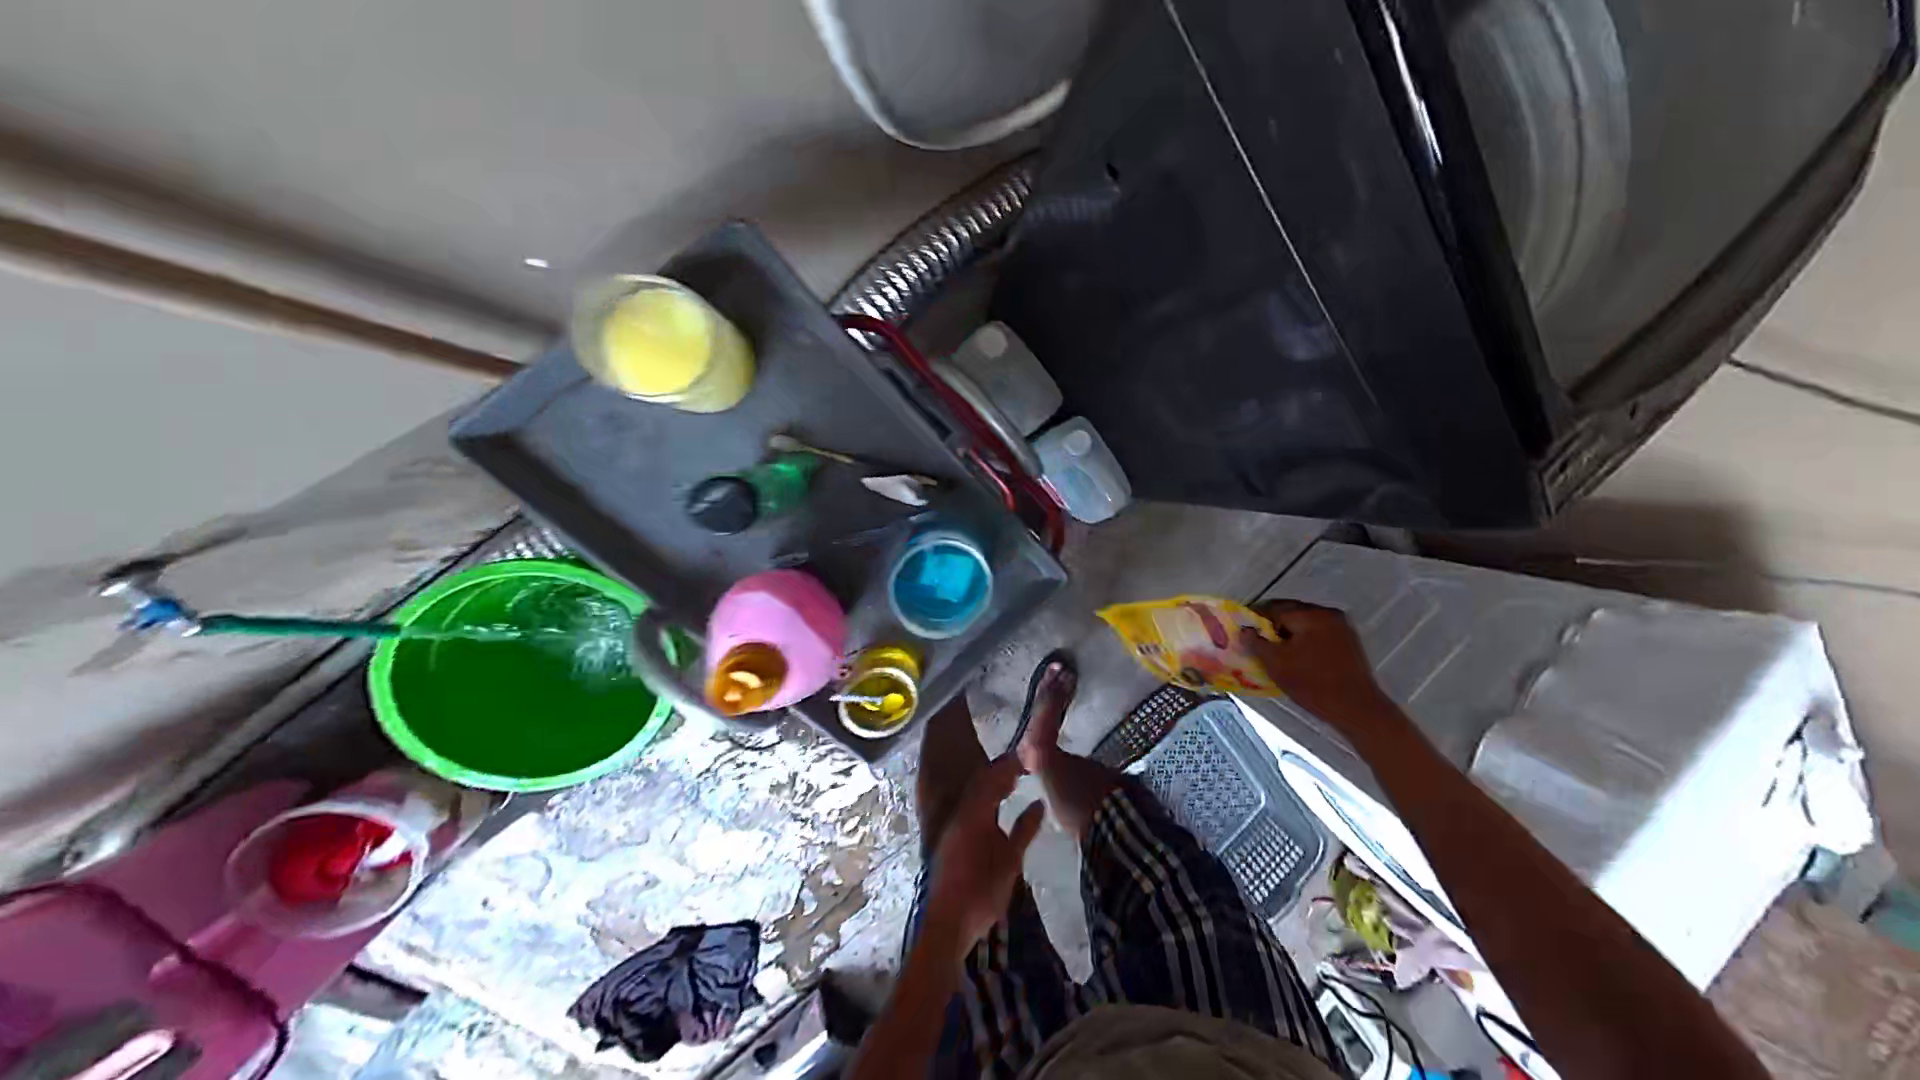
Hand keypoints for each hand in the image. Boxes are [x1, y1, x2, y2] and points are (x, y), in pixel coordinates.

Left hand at [924, 754, 1044, 958]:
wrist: (950, 923)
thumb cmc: (982, 893)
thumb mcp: (1010, 862)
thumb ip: (1024, 830)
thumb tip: (1038, 803)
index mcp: (974, 815)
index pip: (992, 778)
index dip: (1009, 765)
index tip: (1027, 757)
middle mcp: (961, 814)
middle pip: (980, 783)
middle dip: (1000, 771)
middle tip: (1023, 765)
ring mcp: (954, 827)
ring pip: (973, 795)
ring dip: (991, 785)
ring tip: (1013, 781)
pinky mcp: (951, 839)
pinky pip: (969, 810)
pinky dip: (984, 802)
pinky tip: (995, 807)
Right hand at [1242, 600, 1389, 720]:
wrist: (1356, 708)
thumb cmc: (1312, 684)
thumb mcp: (1276, 664)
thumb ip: (1256, 643)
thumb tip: (1243, 630)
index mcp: (1310, 615)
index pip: (1273, 608)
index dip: (1255, 618)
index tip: (1243, 630)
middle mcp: (1328, 614)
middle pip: (1291, 612)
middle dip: (1272, 625)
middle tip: (1257, 641)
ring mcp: (1342, 627)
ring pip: (1305, 622)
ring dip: (1289, 632)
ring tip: (1276, 650)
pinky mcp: (1349, 641)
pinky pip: (1318, 632)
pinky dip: (1304, 639)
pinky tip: (1297, 655)